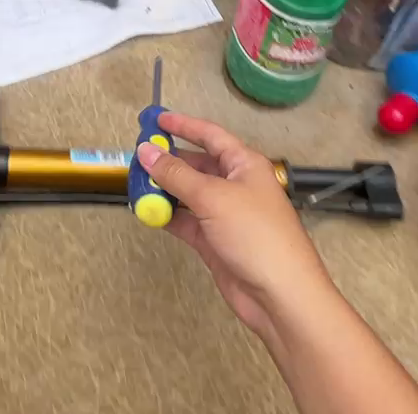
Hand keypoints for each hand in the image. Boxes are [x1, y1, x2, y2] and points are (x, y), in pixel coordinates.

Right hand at [136, 112, 330, 339]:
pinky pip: (186, 220)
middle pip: (196, 165)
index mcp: (244, 165)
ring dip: (164, 189)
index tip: (156, 119)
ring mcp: (224, 215)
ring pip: (188, 193)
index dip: (183, 125)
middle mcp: (235, 185)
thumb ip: (175, 174)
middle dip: (168, 160)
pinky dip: (168, 215)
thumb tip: (145, 150)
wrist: (281, 298)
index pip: (210, 135)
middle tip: (137, 156)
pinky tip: (147, 212)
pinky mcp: (215, 241)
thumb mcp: (213, 197)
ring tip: (136, 184)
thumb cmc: (255, 235)